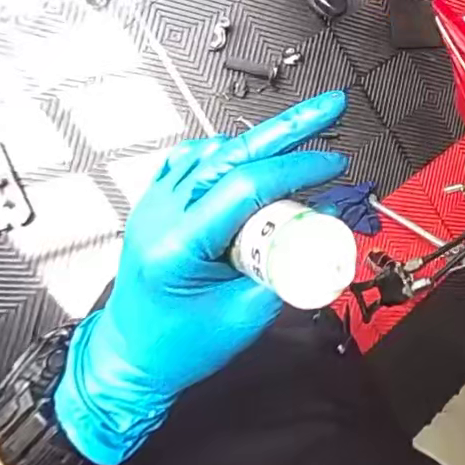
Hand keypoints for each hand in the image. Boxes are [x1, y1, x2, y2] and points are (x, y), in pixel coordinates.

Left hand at [53, 91, 348, 464]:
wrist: (131, 356)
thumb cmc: (176, 346)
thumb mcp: (245, 316)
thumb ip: (291, 267)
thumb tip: (323, 224)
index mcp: (178, 244)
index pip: (247, 185)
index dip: (298, 169)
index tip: (332, 168)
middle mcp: (162, 212)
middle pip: (234, 151)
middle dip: (289, 126)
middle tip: (328, 107)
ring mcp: (157, 203)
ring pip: (217, 150)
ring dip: (264, 141)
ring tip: (301, 135)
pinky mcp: (162, 201)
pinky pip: (197, 160)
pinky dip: (232, 152)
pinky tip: (253, 155)